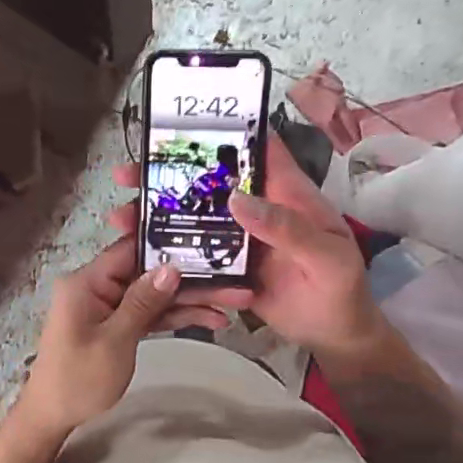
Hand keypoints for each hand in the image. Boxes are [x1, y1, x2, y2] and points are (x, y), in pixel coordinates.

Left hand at [18, 238, 231, 438]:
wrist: (52, 416)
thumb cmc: (78, 379)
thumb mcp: (114, 341)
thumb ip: (143, 302)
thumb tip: (170, 267)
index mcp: (86, 281)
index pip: (130, 250)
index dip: (167, 243)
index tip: (207, 241)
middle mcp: (96, 286)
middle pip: (148, 272)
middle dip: (190, 277)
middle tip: (236, 283)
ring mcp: (106, 305)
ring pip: (153, 293)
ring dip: (190, 299)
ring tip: (236, 302)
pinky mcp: (115, 324)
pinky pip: (148, 312)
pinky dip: (174, 317)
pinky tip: (209, 318)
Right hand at [110, 133, 385, 358]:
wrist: (334, 336)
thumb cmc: (341, 290)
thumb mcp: (326, 257)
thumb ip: (287, 228)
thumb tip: (236, 199)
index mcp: (286, 195)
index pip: (257, 151)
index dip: (225, 132)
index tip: (182, 126)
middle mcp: (256, 209)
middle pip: (208, 182)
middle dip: (168, 174)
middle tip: (128, 174)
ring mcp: (237, 237)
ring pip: (192, 216)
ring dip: (157, 214)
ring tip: (121, 217)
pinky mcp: (224, 265)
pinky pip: (192, 252)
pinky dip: (167, 249)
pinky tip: (138, 251)